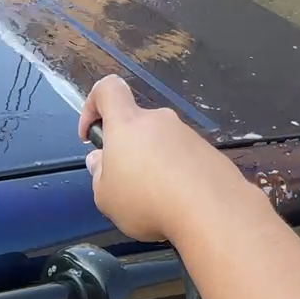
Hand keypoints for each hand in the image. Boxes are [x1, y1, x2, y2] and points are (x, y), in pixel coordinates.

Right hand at [78, 75, 245, 241]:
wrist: (208, 209)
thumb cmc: (145, 200)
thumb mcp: (105, 197)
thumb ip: (98, 175)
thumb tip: (100, 160)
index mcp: (127, 125)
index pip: (108, 89)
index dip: (92, 105)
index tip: (90, 135)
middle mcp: (158, 120)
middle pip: (134, 126)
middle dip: (124, 152)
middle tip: (122, 186)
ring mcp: (185, 134)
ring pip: (157, 144)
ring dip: (148, 167)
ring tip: (150, 202)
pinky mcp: (205, 151)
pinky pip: (179, 159)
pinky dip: (171, 176)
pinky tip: (173, 204)